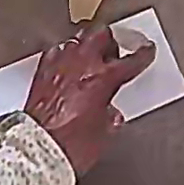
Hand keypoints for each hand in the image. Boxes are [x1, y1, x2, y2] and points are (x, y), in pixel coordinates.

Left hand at [25, 26, 155, 174]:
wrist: (37, 150)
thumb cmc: (69, 145)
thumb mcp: (104, 133)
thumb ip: (111, 115)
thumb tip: (110, 113)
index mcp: (103, 78)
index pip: (131, 59)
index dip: (143, 54)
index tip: (146, 50)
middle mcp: (82, 64)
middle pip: (101, 34)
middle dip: (109, 40)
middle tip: (113, 50)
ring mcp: (60, 64)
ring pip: (78, 39)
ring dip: (86, 46)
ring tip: (90, 56)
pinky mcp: (42, 70)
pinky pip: (57, 52)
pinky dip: (64, 56)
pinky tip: (66, 65)